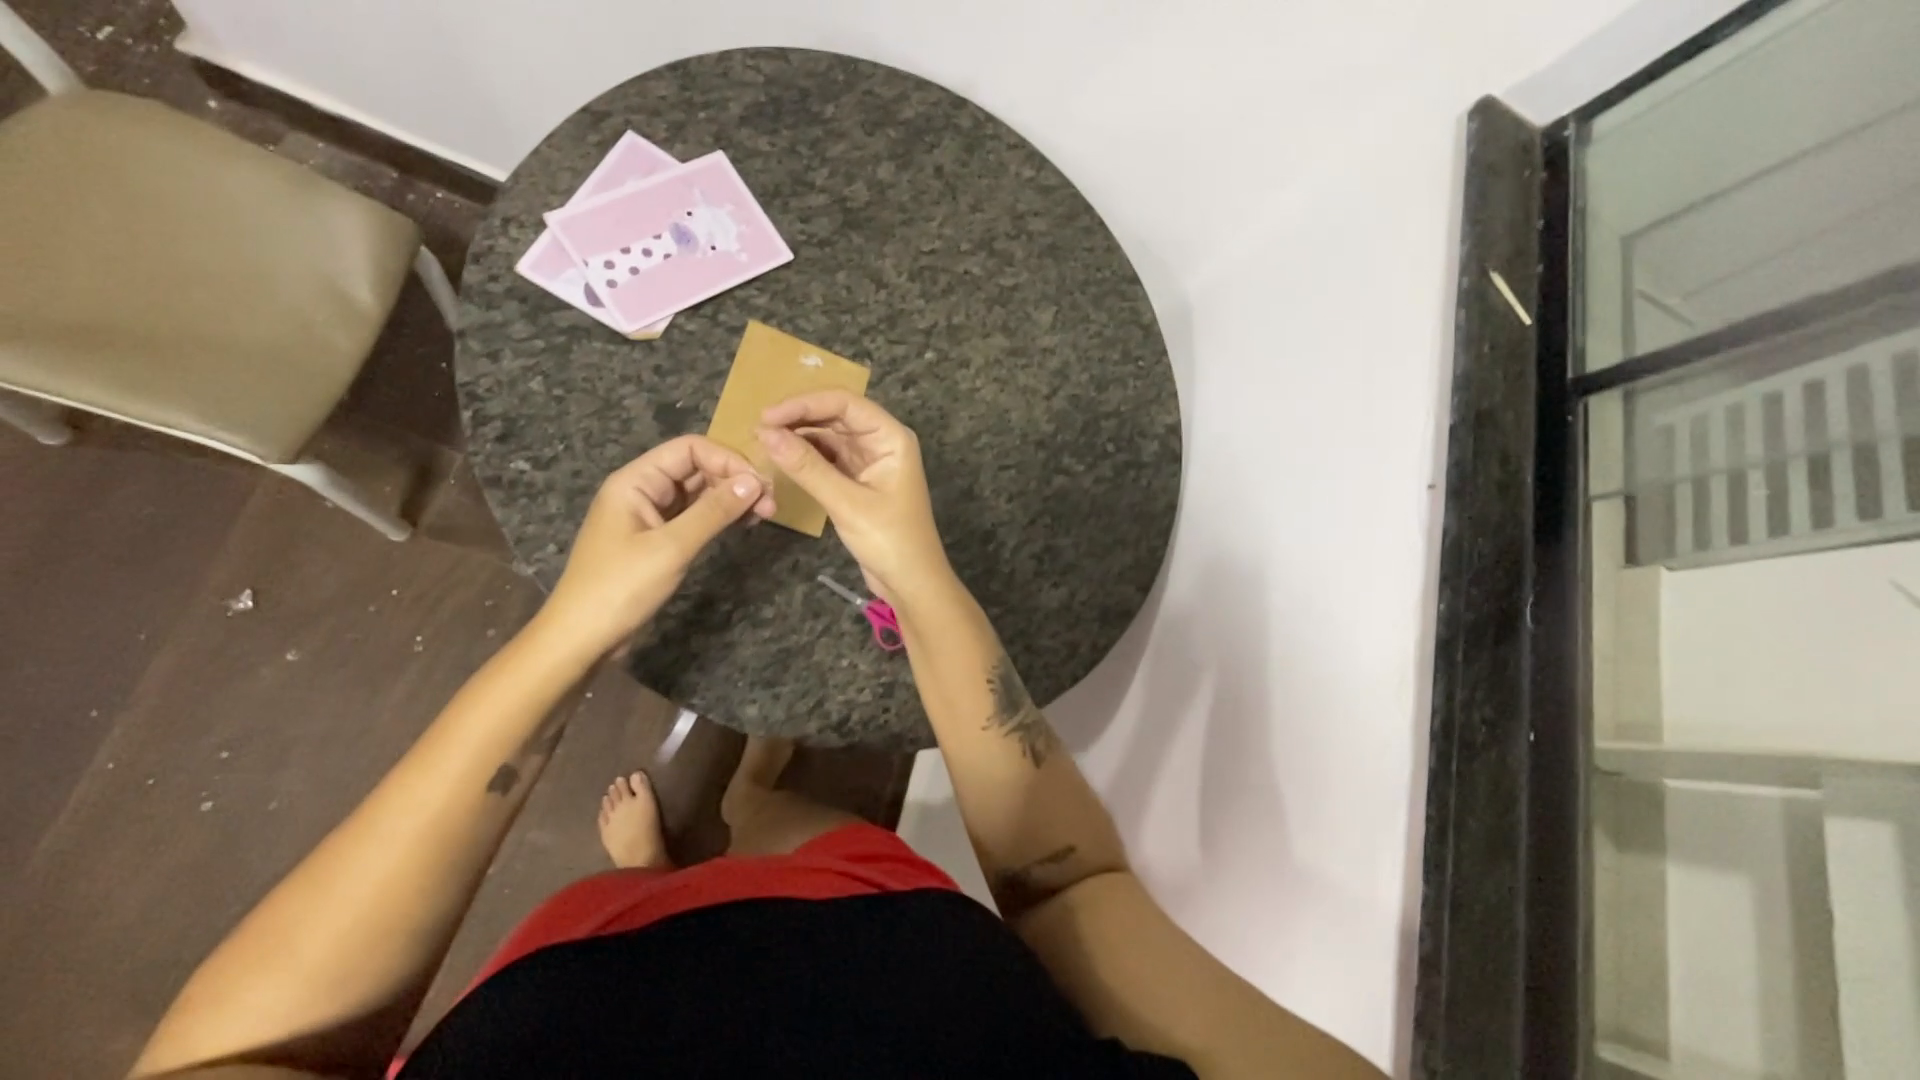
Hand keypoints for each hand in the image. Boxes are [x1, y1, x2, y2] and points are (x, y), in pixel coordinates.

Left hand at [537, 436, 772, 655]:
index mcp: (635, 481)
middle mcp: (642, 491)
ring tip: (764, 515)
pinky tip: (742, 526)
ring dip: (730, 499)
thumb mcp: (671, 547)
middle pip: (696, 467)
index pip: (690, 448)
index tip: (760, 486)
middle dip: (734, 479)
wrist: (582, 637)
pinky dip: (718, 517)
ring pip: (697, 493)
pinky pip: (693, 516)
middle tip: (771, 505)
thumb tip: (754, 482)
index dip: (728, 460)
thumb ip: (713, 512)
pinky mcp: (656, 540)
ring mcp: (648, 516)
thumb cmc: (620, 588)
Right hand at [757, 391, 953, 605]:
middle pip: (836, 415)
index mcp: (891, 437)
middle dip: (798, 417)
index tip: (767, 416)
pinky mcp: (858, 480)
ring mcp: (870, 461)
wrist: (911, 582)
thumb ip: (806, 467)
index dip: (804, 404)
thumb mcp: (846, 503)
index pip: (844, 403)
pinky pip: (828, 458)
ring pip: (829, 436)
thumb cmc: (889, 540)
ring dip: (799, 436)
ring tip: (764, 441)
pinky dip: (806, 456)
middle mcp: (881, 441)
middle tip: (758, 427)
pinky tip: (782, 458)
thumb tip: (766, 434)